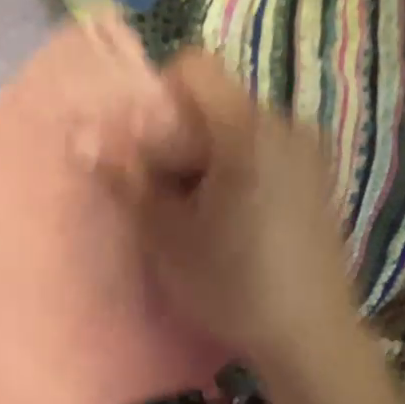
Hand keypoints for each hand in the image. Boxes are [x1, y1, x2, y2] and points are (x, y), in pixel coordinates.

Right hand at [128, 50, 358, 365]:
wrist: (309, 335)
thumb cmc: (230, 283)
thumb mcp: (165, 236)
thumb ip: (126, 180)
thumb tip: (85, 139)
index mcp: (247, 128)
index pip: (193, 68)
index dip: (154, 101)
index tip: (143, 155)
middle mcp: (285, 123)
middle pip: (213, 105)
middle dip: (177, 143)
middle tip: (163, 202)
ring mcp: (308, 151)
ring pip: (235, 132)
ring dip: (204, 163)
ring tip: (198, 221)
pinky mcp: (318, 179)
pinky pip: (263, 154)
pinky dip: (235, 175)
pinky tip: (233, 228)